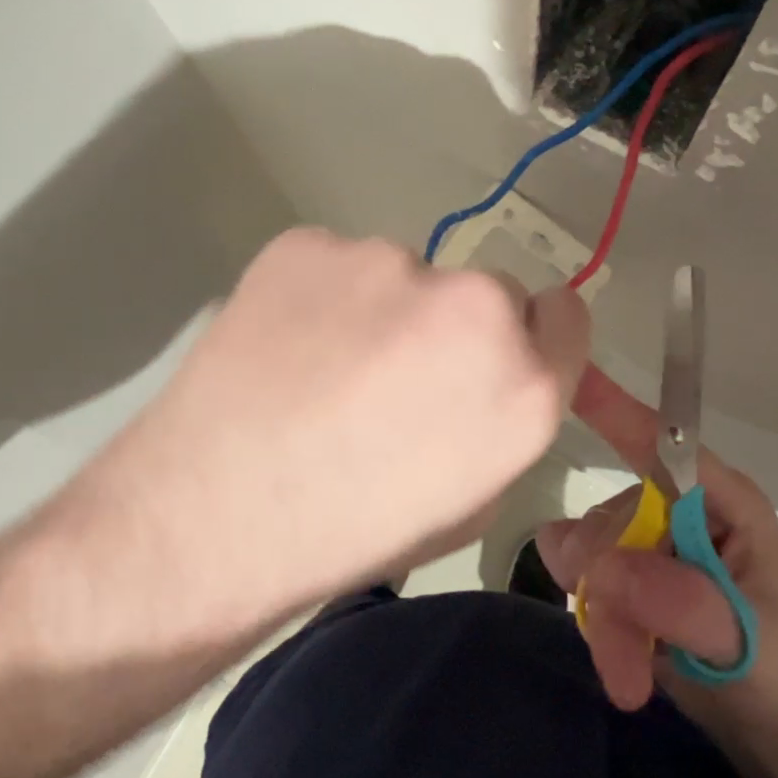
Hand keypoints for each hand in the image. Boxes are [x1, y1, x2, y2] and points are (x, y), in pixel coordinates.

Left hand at [90, 227, 589, 620]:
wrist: (213, 512)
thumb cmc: (348, 535)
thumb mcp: (463, 506)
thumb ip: (498, 429)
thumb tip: (485, 388)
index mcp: (524, 383)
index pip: (563, 315)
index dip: (528, 340)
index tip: (487, 361)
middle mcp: (473, 305)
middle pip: (485, 293)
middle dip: (450, 329)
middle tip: (386, 379)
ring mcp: (387, 262)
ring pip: (403, 276)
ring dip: (379, 311)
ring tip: (316, 371)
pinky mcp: (310, 242)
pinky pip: (336, 264)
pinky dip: (318, 295)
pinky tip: (279, 347)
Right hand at [536, 367, 777, 741]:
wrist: (757, 723)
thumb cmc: (771, 672)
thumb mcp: (742, 641)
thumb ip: (682, 602)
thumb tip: (606, 566)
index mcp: (723, 502)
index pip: (666, 446)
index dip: (619, 414)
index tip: (574, 383)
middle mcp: (679, 507)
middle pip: (614, 516)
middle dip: (610, 589)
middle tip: (624, 659)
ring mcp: (645, 538)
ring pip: (587, 552)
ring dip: (600, 615)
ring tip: (627, 668)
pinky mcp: (618, 570)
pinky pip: (576, 574)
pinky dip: (589, 616)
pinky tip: (615, 651)